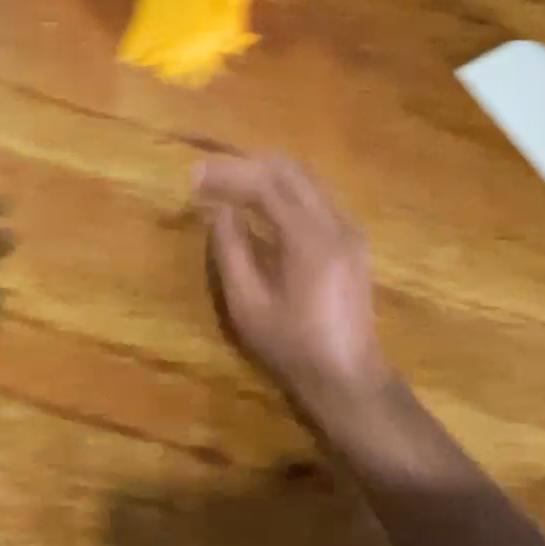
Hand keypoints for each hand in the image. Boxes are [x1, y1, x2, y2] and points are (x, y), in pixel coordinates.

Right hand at [194, 154, 393, 417]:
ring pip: (306, 179)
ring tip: (227, 185)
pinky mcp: (352, 240)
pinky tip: (258, 205)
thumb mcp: (247, 302)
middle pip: (290, 170)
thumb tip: (219, 210)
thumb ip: (230, 248)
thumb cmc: (291, 345)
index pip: (265, 184)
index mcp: (309, 239)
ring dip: (265, 174)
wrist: (349, 379)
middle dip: (245, 166)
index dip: (226, 175)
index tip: (192, 177)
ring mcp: (350, 230)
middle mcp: (336, 224)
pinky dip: (282, 189)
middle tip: (208, 176)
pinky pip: (315, 196)